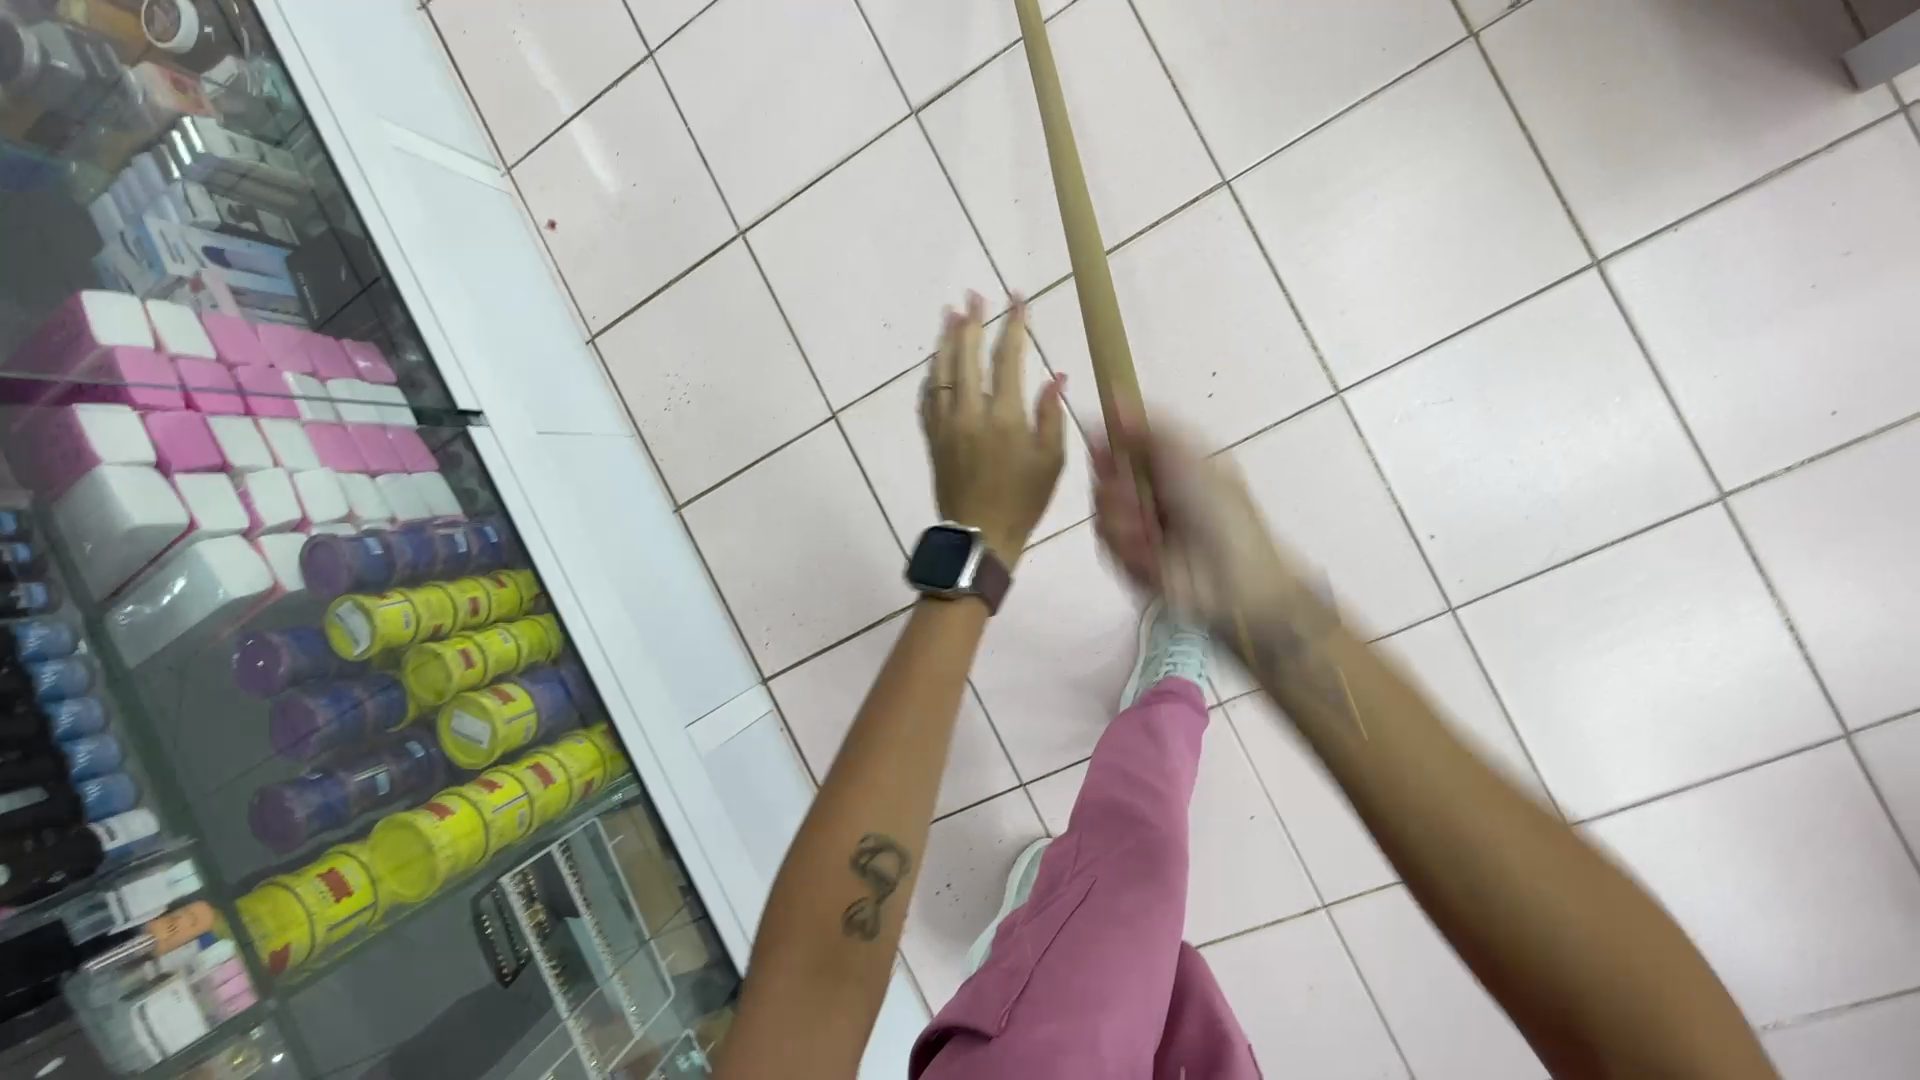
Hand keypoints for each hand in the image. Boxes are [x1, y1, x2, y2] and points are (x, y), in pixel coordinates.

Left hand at [920, 293, 1067, 563]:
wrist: (980, 536)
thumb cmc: (1023, 501)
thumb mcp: (1051, 461)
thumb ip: (1051, 415)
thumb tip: (1057, 376)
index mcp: (1004, 417)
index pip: (1008, 358)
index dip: (1013, 325)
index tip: (1017, 299)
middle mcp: (970, 413)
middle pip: (967, 356)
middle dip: (971, 321)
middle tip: (973, 294)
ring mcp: (946, 425)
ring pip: (941, 372)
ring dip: (946, 340)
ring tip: (950, 314)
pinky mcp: (932, 438)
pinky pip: (927, 398)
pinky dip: (932, 374)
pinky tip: (936, 361)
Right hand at [1090, 412, 1319, 633]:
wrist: (1232, 576)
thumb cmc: (1219, 512)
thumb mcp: (1189, 457)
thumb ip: (1148, 429)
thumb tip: (1112, 398)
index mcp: (1168, 465)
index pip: (1121, 446)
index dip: (1107, 445)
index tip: (1101, 448)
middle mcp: (1148, 493)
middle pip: (1103, 476)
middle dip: (1114, 485)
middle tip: (1134, 494)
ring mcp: (1137, 528)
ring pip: (1101, 511)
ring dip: (1124, 519)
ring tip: (1151, 530)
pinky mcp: (1127, 562)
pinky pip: (1105, 544)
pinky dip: (1128, 545)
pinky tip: (1149, 551)